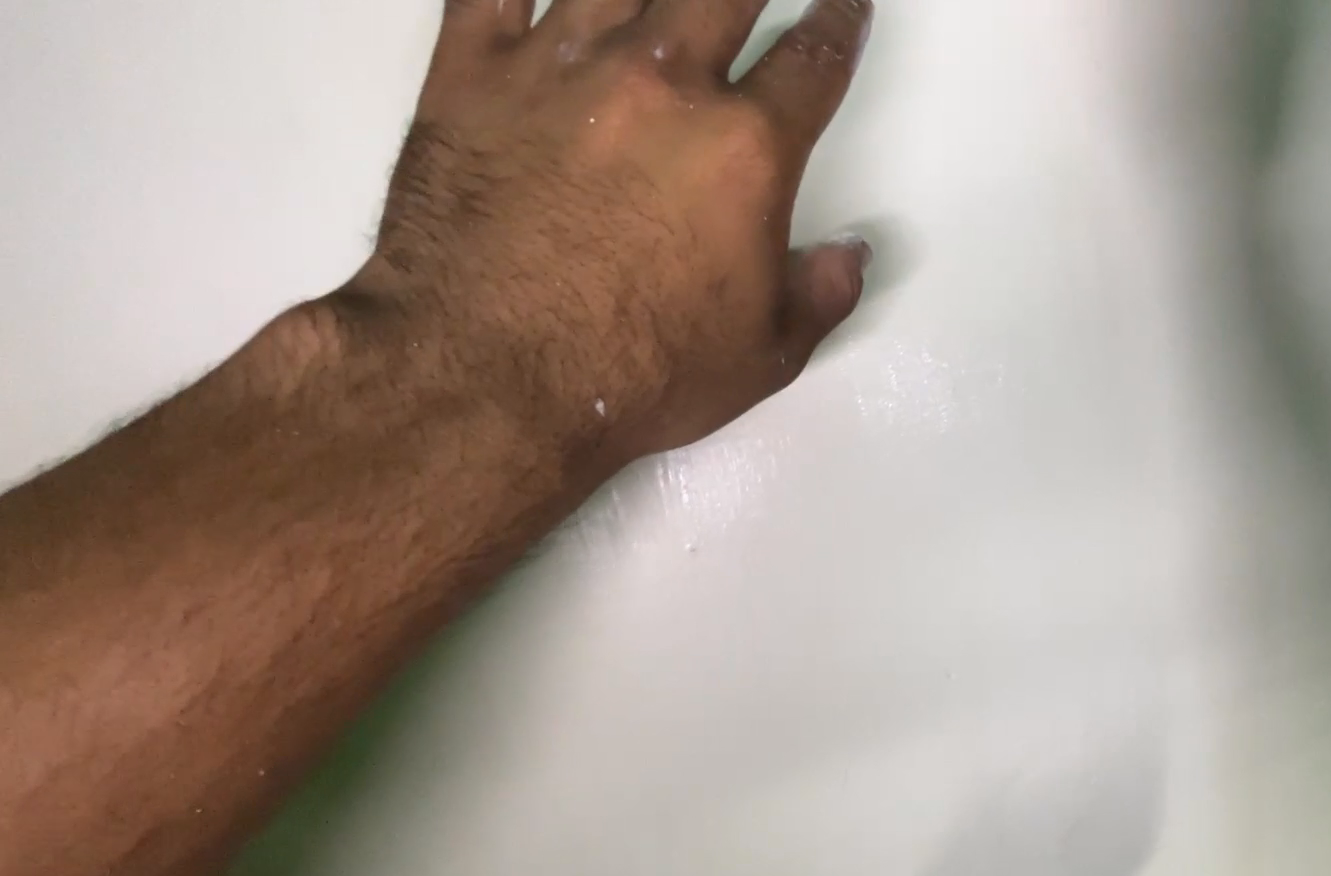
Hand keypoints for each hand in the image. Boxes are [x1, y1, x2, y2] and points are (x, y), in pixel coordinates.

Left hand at [341, 0, 874, 471]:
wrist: (492, 376)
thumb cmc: (647, 373)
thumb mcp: (768, 355)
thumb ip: (823, 294)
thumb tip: (852, 252)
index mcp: (745, 152)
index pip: (812, 64)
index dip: (840, 24)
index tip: (848, 5)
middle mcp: (663, 85)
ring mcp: (562, 66)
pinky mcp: (472, 71)